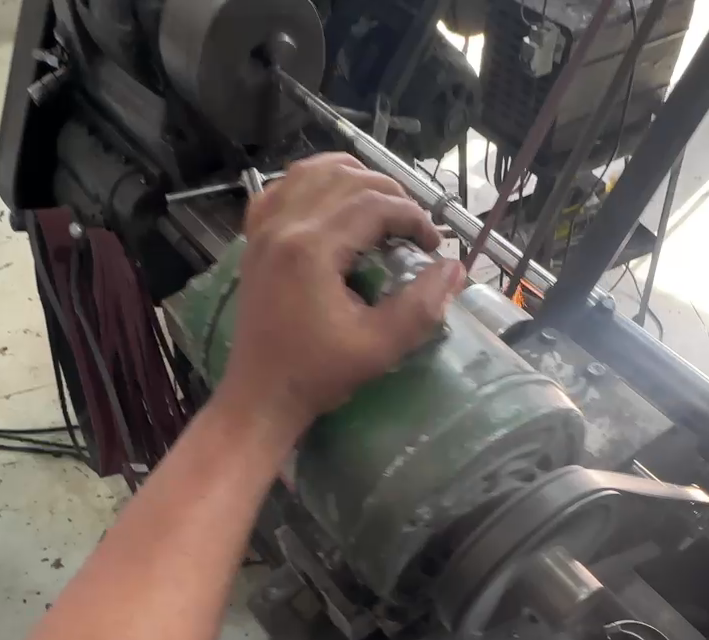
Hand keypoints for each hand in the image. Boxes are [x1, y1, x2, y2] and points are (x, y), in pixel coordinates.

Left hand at [222, 152, 465, 430]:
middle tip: (414, 229)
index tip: (434, 245)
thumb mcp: (377, 348)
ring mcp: (263, 230)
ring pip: (312, 172)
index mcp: (311, 248)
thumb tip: (454, 269)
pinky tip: (332, 206)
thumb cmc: (316, 376)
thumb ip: (420, 307)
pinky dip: (312, 186)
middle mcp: (283, 225)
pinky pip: (282, 189)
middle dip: (390, 194)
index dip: (413, 217)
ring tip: (381, 208)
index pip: (374, 204)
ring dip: (354, 179)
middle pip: (346, 178)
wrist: (261, 397)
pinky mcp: (254, 242)